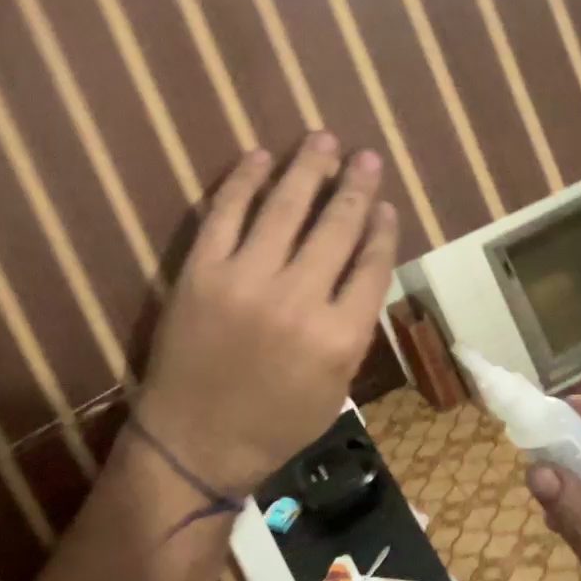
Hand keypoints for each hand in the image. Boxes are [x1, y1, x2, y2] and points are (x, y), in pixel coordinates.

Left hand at [135, 132, 399, 491]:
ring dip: (307, 169)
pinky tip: (261, 157)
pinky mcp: (202, 270)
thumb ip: (353, 325)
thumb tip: (365, 260)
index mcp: (339, 337)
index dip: (382, 229)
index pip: (372, 266)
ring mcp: (246, 280)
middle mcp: (298, 300)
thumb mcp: (335, 387)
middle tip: (367, 156)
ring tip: (324, 139)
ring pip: (284, 208)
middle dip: (355, 187)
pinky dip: (244, 181)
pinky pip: (226, 213)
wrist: (194, 441)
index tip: (385, 203)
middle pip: (336, 227)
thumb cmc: (272, 423)